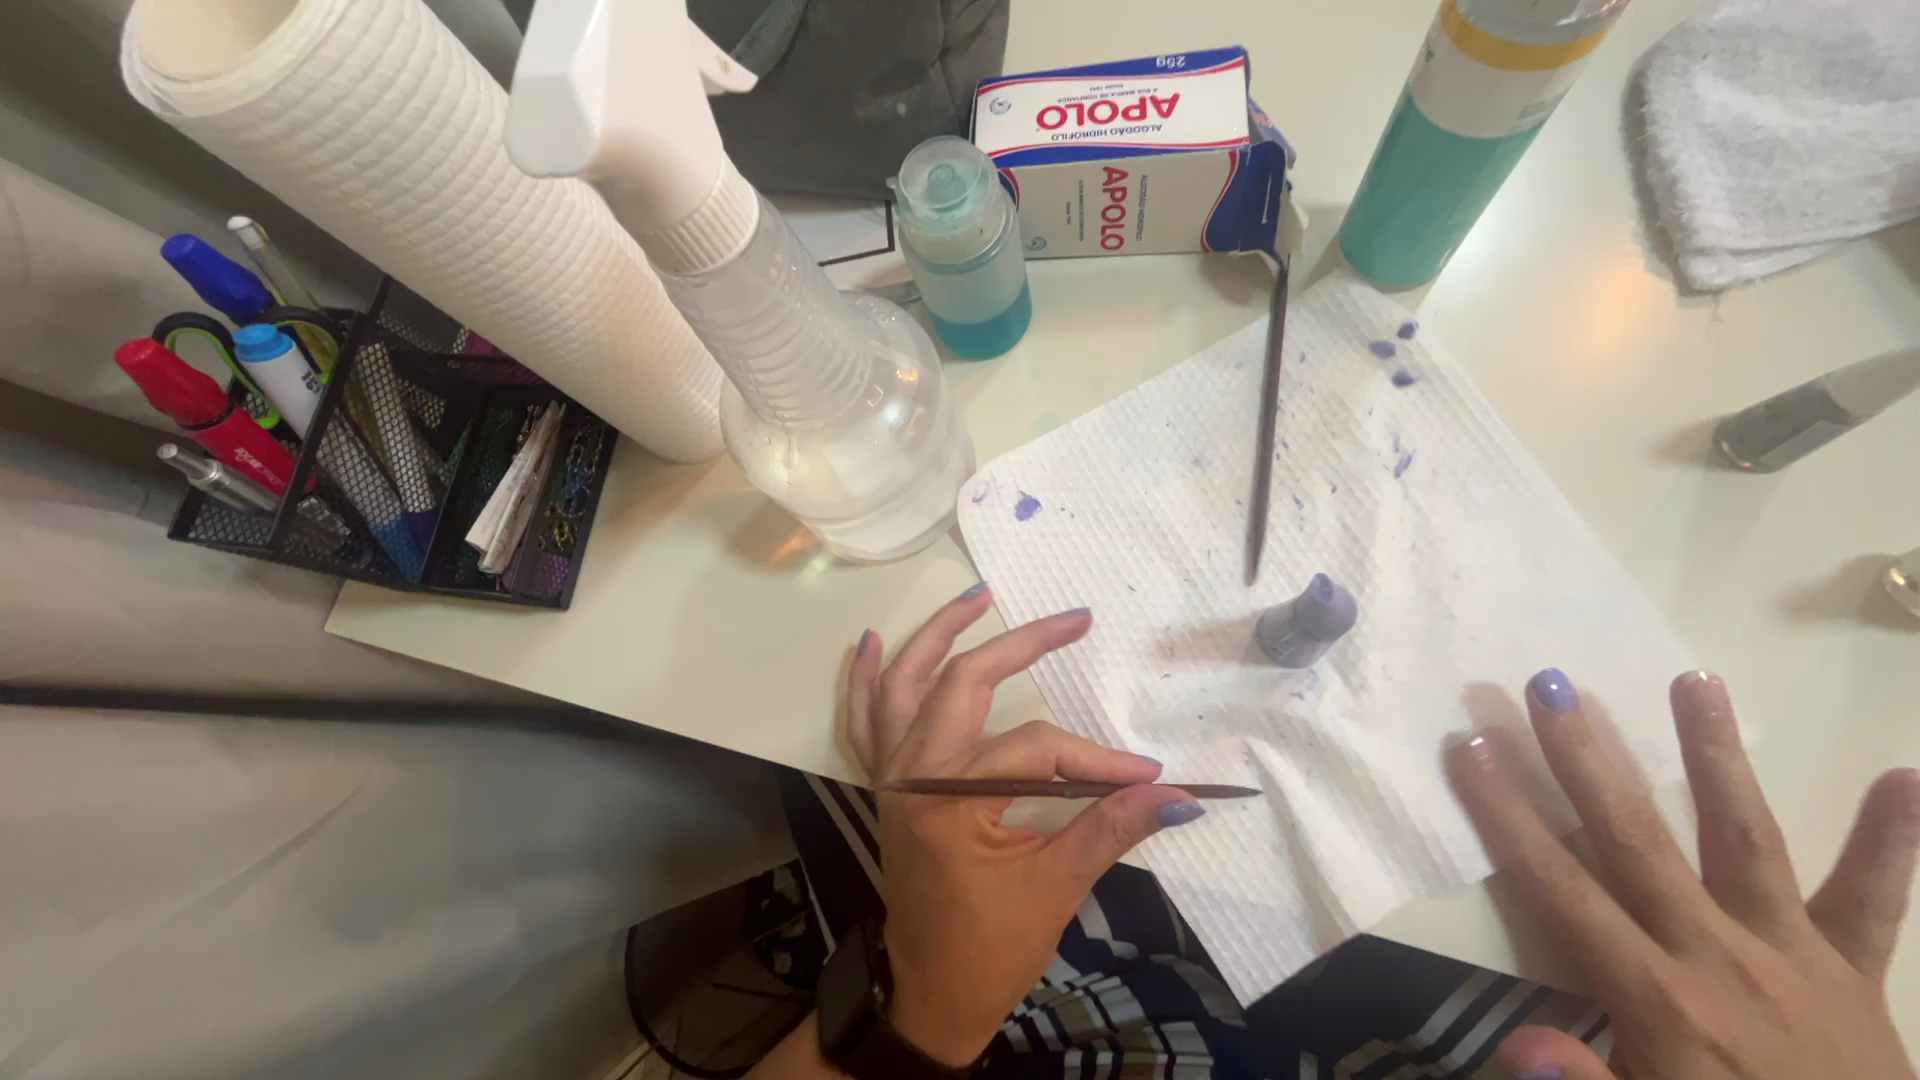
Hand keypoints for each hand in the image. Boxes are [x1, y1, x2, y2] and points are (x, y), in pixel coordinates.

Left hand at [846, 585, 1203, 1066]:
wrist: (929, 989)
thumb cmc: (990, 945)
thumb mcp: (1056, 886)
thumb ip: (1111, 828)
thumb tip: (1175, 793)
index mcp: (952, 799)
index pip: (1034, 750)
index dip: (1095, 759)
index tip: (1146, 773)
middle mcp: (912, 772)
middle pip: (963, 683)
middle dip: (1021, 644)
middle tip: (1072, 619)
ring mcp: (890, 773)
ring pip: (903, 684)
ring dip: (937, 634)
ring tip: (976, 596)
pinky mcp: (883, 782)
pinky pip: (863, 720)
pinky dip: (866, 678)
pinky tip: (875, 641)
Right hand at [1450, 669, 1919, 1079]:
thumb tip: (1516, 1044)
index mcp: (1656, 994)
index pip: (1558, 883)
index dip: (1506, 814)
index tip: (1469, 746)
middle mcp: (1717, 954)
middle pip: (1637, 839)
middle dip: (1587, 759)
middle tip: (1552, 686)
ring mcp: (1793, 955)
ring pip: (1746, 840)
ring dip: (1717, 758)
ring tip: (1696, 682)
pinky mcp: (1855, 971)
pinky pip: (1873, 902)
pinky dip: (1890, 841)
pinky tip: (1908, 776)